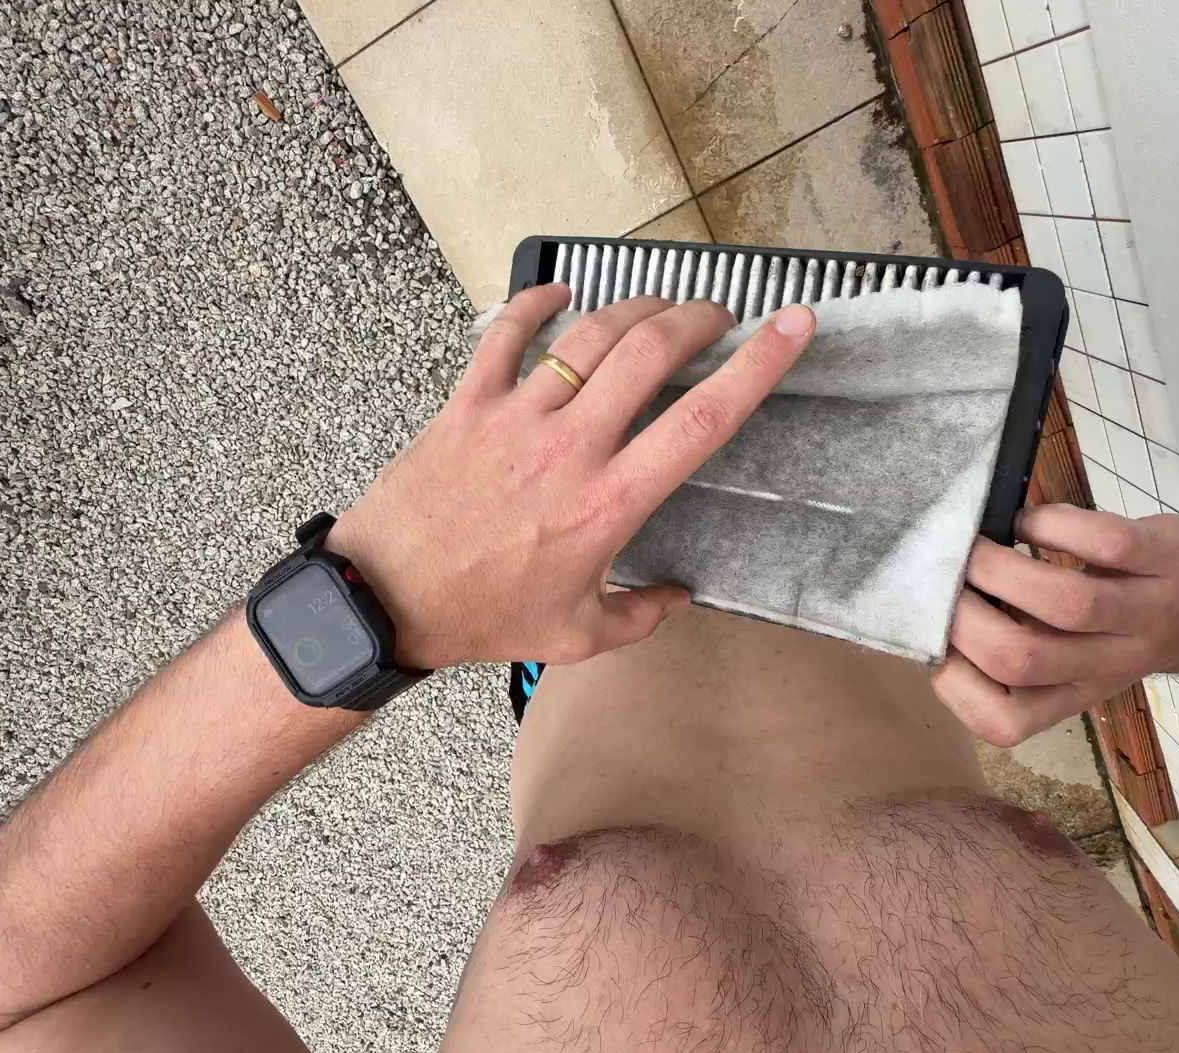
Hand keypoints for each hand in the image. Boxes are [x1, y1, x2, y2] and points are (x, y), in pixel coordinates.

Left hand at [324, 283, 817, 669]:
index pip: (701, 421)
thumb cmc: (483, 617)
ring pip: (590, 334)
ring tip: (661, 306)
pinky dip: (536, 302)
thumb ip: (641, 616)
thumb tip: (681, 597)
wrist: (386, 598)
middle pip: (651, 353)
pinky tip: (560, 291)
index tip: (792, 325)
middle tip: (717, 315)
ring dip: (636, 307)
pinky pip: (506, 333)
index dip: (758, 366)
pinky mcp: (468, 402)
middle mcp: (571, 447)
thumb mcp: (576, 636)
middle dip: (698, 318)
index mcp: (609, 504)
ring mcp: (516, 417)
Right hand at [932, 504, 1178, 745]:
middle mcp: (1107, 666)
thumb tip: (923, 608)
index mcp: (1068, 697)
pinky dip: (1050, 525)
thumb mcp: (1067, 662)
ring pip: (1065, 603)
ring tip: (975, 545)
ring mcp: (1145, 615)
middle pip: (1020, 660)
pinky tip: (1029, 521)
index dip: (951, 679)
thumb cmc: (1119, 632)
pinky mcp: (1169, 561)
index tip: (937, 634)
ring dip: (999, 567)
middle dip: (963, 612)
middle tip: (945, 577)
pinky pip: (1106, 543)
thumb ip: (1003, 648)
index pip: (1000, 721)